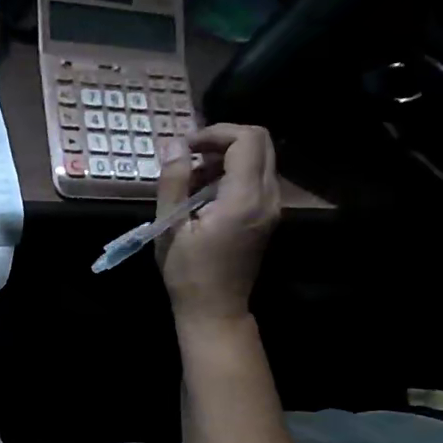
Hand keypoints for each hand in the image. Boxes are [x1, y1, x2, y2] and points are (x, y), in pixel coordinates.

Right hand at [154, 124, 280, 326]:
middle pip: (259, 142)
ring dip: (227, 157)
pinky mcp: (268, 216)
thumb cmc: (187, 273)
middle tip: (190, 156)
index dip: (215, 133)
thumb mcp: (170, 227)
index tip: (186, 147)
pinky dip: (233, 174)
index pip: (246, 140)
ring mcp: (272, 207)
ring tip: (192, 178)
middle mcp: (267, 198)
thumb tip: (174, 145)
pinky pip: (257, 178)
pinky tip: (205, 193)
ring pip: (260, 159)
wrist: (215, 310)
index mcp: (244, 199)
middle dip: (223, 140)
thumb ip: (173, 182)